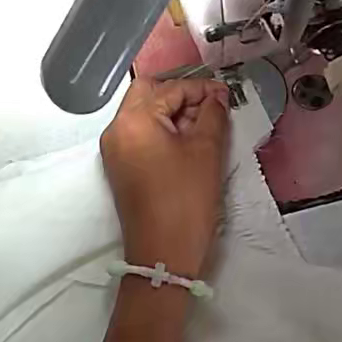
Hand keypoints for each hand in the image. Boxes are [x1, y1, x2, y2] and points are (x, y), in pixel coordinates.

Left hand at [100, 77, 229, 277]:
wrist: (163, 254)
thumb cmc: (185, 201)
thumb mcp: (206, 151)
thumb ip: (212, 115)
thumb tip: (216, 97)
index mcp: (133, 120)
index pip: (169, 88)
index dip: (201, 88)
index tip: (226, 94)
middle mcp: (116, 130)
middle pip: (148, 94)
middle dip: (181, 95)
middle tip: (212, 107)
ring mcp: (115, 151)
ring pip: (144, 114)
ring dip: (173, 113)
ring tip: (205, 127)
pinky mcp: (120, 168)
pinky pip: (141, 136)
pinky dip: (163, 131)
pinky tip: (189, 143)